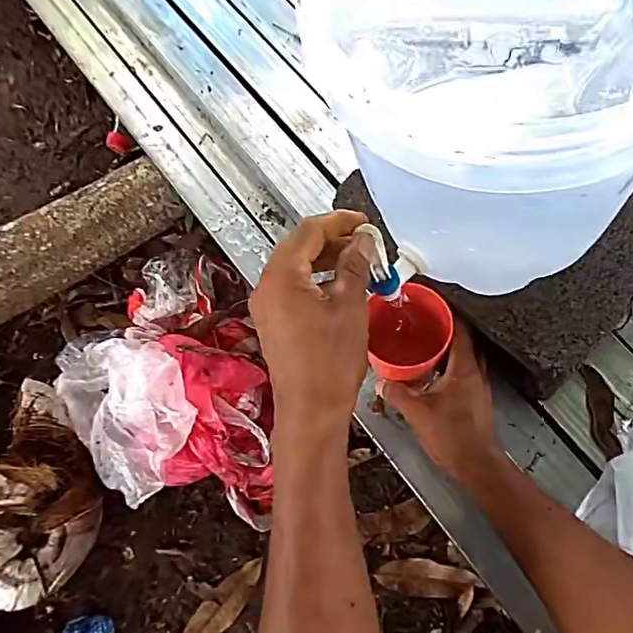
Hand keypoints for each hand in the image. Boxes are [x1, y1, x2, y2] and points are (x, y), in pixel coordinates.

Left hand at [251, 210, 374, 429]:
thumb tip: (362, 241)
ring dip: (327, 263)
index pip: (309, 231)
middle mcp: (267, 288)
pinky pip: (294, 291)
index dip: (339, 222)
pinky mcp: (274, 325)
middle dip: (334, 241)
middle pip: (299, 249)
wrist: (311, 410)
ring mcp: (267, 308)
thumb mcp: (351, 306)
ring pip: (297, 271)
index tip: (363, 222)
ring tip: (359, 265)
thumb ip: (355, 265)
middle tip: (365, 243)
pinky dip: (318, 283)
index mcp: (282, 277)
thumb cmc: (330, 363)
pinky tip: (342, 290)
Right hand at [380, 324, 500, 480]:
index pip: (460, 329)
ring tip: (422, 345)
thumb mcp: (418, 413)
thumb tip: (382, 382)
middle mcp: (475, 372)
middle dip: (442, 329)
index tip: (429, 304)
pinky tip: (429, 375)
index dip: (445, 312)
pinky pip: (461, 372)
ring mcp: (477, 386)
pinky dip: (446, 367)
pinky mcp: (475, 398)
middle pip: (461, 340)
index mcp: (465, 368)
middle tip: (421, 323)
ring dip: (444, 349)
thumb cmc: (453, 438)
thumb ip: (397, 394)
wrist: (476, 464)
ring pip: (461, 357)